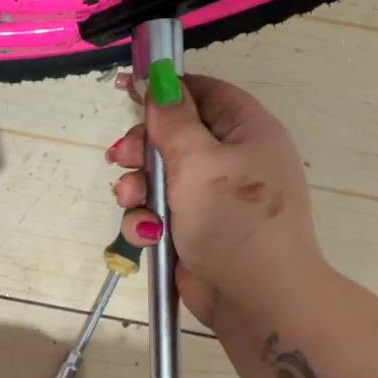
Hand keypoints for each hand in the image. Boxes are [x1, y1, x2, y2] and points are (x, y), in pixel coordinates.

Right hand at [107, 73, 321, 328]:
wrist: (256, 297)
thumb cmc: (234, 221)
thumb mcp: (200, 162)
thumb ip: (173, 120)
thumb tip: (160, 81)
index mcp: (246, 132)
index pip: (203, 93)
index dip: (166, 89)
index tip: (128, 89)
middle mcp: (229, 161)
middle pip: (172, 136)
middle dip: (142, 148)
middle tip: (121, 157)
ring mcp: (210, 199)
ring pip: (158, 178)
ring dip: (137, 187)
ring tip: (132, 199)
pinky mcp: (191, 231)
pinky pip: (158, 213)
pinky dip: (146, 219)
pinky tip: (146, 232)